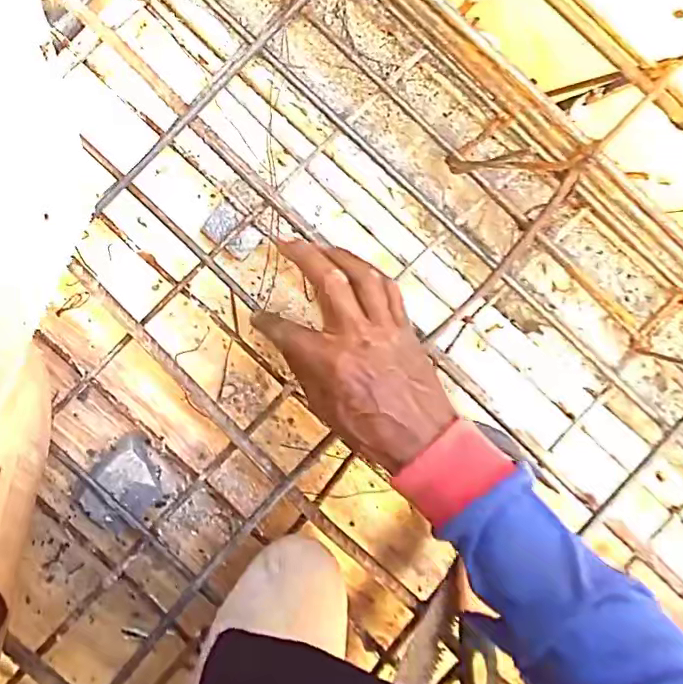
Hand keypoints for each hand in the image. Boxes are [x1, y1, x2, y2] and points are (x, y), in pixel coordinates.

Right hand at [253, 241, 456, 475]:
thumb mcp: (323, 405)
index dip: (268, 322)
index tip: (259, 317)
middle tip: (288, 243)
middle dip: (304, 255)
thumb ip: (305, 369)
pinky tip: (360, 268)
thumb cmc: (371, 431)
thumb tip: (291, 345)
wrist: (423, 440)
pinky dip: (371, 273)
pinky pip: (388, 289)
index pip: (288, 330)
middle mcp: (357, 334)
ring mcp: (384, 327)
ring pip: (362, 274)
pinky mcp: (405, 328)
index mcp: (330, 359)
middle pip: (328, 279)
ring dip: (339, 254)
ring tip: (323, 246)